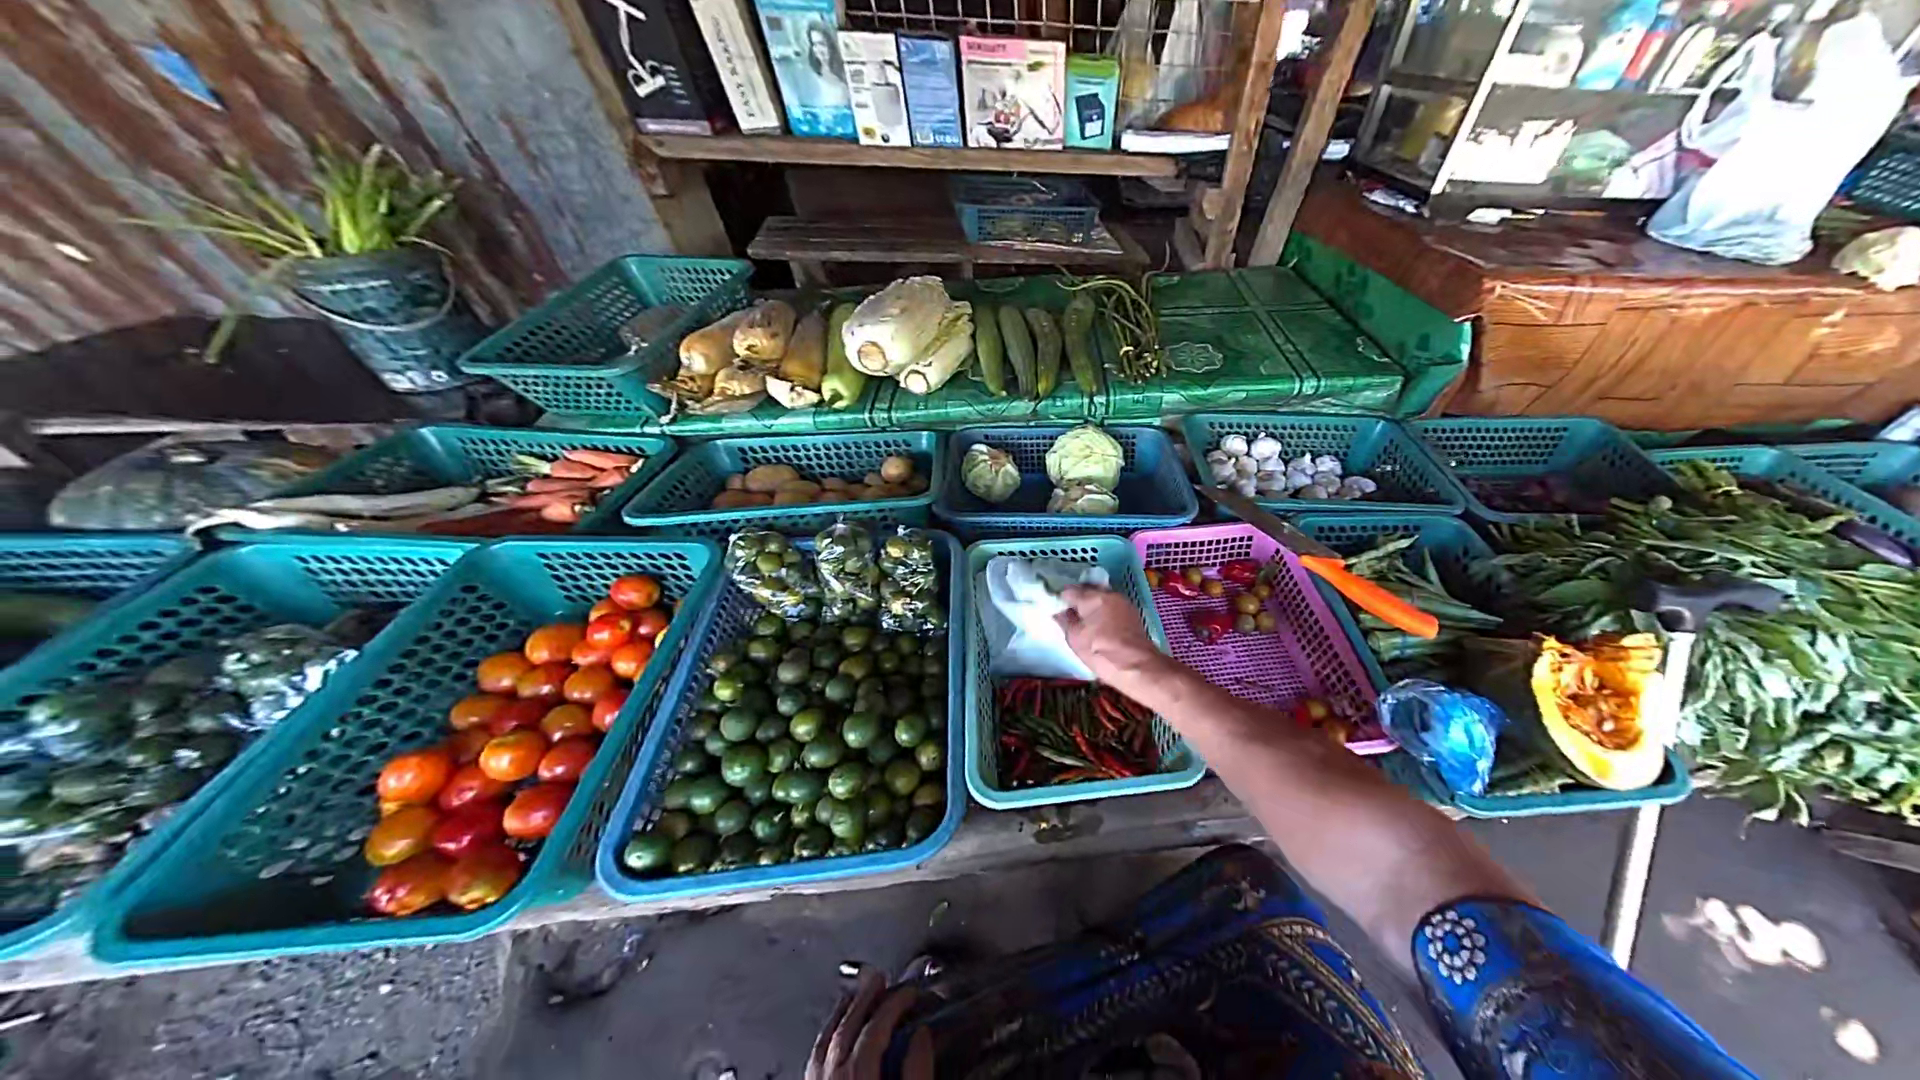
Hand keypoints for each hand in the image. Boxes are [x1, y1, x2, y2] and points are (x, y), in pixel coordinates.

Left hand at [806, 967, 932, 1078]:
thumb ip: (917, 1071)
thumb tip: (921, 1035)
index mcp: (860, 1075)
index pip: (877, 1028)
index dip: (895, 1004)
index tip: (910, 991)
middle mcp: (833, 1077)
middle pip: (847, 1028)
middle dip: (865, 998)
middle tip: (880, 978)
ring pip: (825, 1041)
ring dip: (842, 1014)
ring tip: (855, 996)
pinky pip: (813, 1058)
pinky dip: (824, 1037)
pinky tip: (831, 1034)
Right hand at [1054, 585, 1162, 686]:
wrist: (1136, 667)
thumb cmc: (1100, 652)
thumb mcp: (1075, 638)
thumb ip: (1065, 620)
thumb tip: (1060, 611)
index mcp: (1092, 597)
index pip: (1070, 590)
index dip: (1061, 599)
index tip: (1057, 610)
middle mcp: (1109, 594)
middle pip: (1088, 590)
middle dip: (1078, 599)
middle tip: (1070, 615)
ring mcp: (1123, 603)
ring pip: (1102, 597)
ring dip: (1093, 605)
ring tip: (1086, 622)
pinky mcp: (1133, 614)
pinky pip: (1112, 606)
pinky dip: (1104, 612)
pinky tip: (1101, 626)